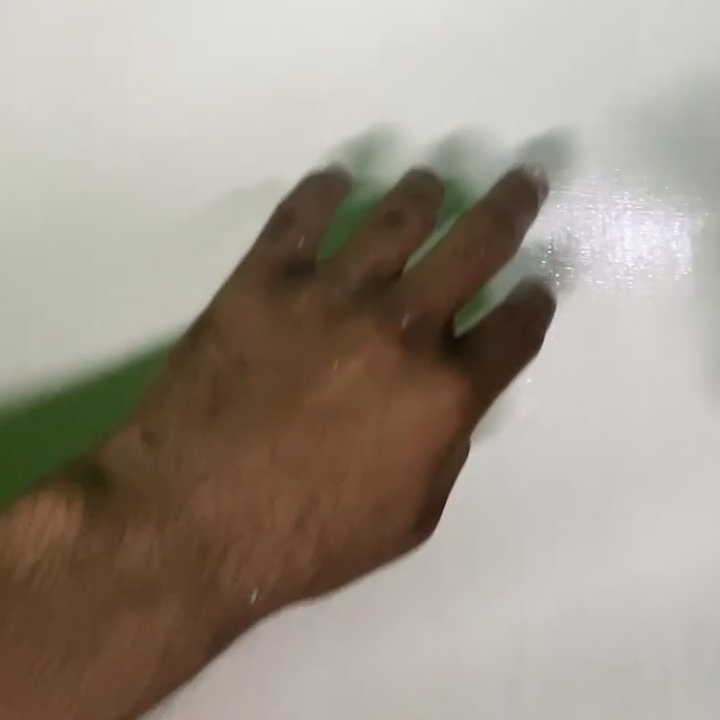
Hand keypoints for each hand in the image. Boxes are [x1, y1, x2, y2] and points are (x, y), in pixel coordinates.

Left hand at [79, 165, 555, 631]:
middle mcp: (402, 328)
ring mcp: (332, 296)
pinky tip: (337, 180)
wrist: (184, 525)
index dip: (534, 304)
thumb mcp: (411, 518)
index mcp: (445, 392)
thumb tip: (451, 403)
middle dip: (511, 208)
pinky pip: (301, 218)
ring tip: (431, 181)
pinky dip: (322, 192)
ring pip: (396, 219)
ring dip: (424, 193)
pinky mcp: (263, 281)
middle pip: (477, 246)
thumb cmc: (306, 538)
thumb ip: (446, 450)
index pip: (514, 330)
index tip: (535, 289)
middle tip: (524, 181)